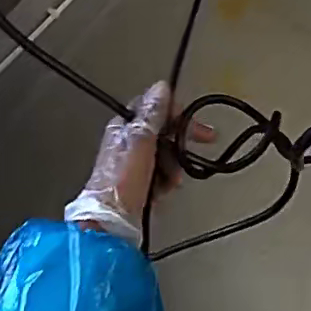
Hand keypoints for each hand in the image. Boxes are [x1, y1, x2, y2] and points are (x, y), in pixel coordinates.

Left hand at [64, 82, 213, 244]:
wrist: (109, 225)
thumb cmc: (125, 180)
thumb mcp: (141, 141)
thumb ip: (153, 114)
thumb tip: (161, 86)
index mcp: (124, 126)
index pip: (156, 108)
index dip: (177, 114)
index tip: (196, 125)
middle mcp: (127, 141)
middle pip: (163, 132)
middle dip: (180, 142)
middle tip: (202, 146)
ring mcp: (132, 163)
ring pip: (164, 154)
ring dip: (173, 165)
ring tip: (172, 181)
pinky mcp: (137, 183)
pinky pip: (159, 173)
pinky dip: (165, 180)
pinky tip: (163, 191)